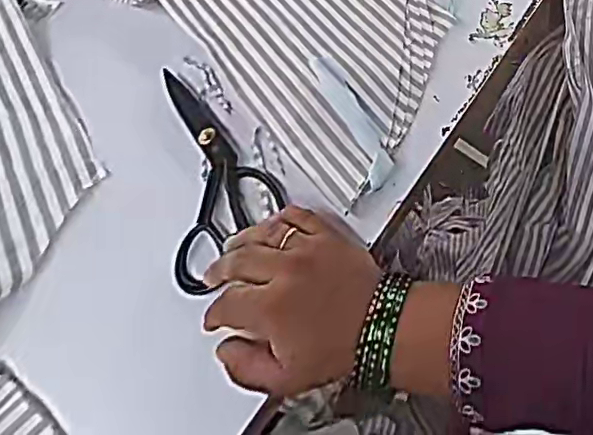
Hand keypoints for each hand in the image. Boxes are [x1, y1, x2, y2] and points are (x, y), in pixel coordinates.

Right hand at [202, 206, 381, 397]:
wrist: (379, 322)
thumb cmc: (340, 347)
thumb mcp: (283, 377)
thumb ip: (244, 366)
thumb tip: (227, 349)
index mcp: (271, 307)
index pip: (227, 303)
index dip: (214, 313)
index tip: (215, 317)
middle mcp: (287, 271)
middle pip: (240, 260)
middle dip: (219, 270)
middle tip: (213, 276)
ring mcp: (309, 248)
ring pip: (266, 232)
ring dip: (244, 238)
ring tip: (234, 245)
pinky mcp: (329, 235)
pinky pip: (300, 216)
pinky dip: (282, 217)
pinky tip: (274, 223)